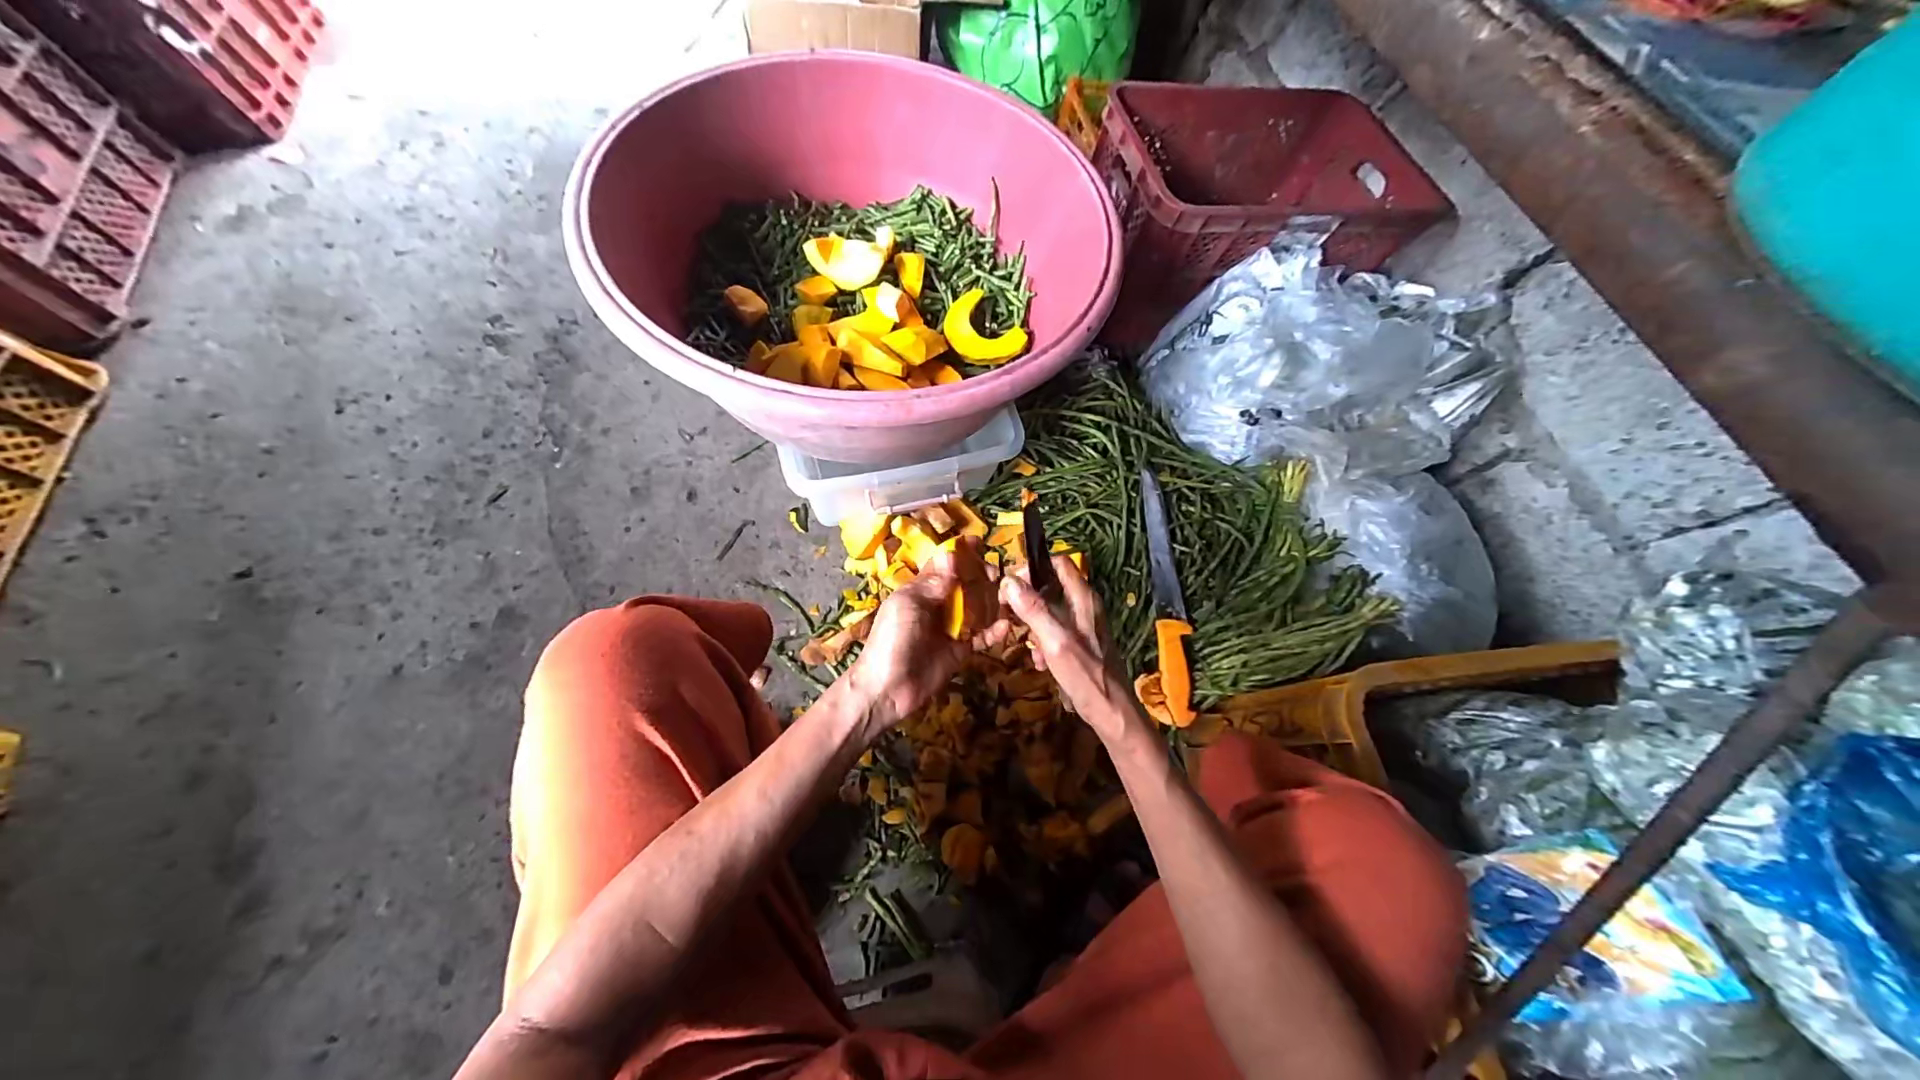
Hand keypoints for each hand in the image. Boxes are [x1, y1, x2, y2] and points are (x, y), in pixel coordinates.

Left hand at [845, 538, 1007, 731]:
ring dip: (992, 599)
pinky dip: (994, 631)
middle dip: (980, 575)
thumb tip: (952, 556)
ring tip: (1008, 593)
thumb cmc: (892, 640)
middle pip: (964, 584)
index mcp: (920, 589)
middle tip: (996, 571)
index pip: (943, 565)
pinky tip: (1007, 625)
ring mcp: (950, 628)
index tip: (981, 542)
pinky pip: (981, 637)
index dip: (960, 552)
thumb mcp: (908, 604)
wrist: (887, 689)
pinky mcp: (960, 650)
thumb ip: (933, 583)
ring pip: (976, 608)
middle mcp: (937, 605)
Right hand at [1000, 556, 1151, 745]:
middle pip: (1050, 587)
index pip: (1058, 563)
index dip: (1032, 568)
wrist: (1112, 714)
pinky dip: (1043, 642)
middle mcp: (1085, 607)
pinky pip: (1055, 632)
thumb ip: (1034, 610)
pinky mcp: (1081, 644)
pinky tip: (1041, 662)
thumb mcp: (1056, 642)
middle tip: (1010, 618)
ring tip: (1027, 646)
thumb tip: (1010, 581)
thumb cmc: (1086, 677)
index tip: (1010, 586)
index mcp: (1083, 599)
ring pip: (1050, 611)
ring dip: (1033, 625)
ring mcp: (1084, 625)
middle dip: (1027, 600)